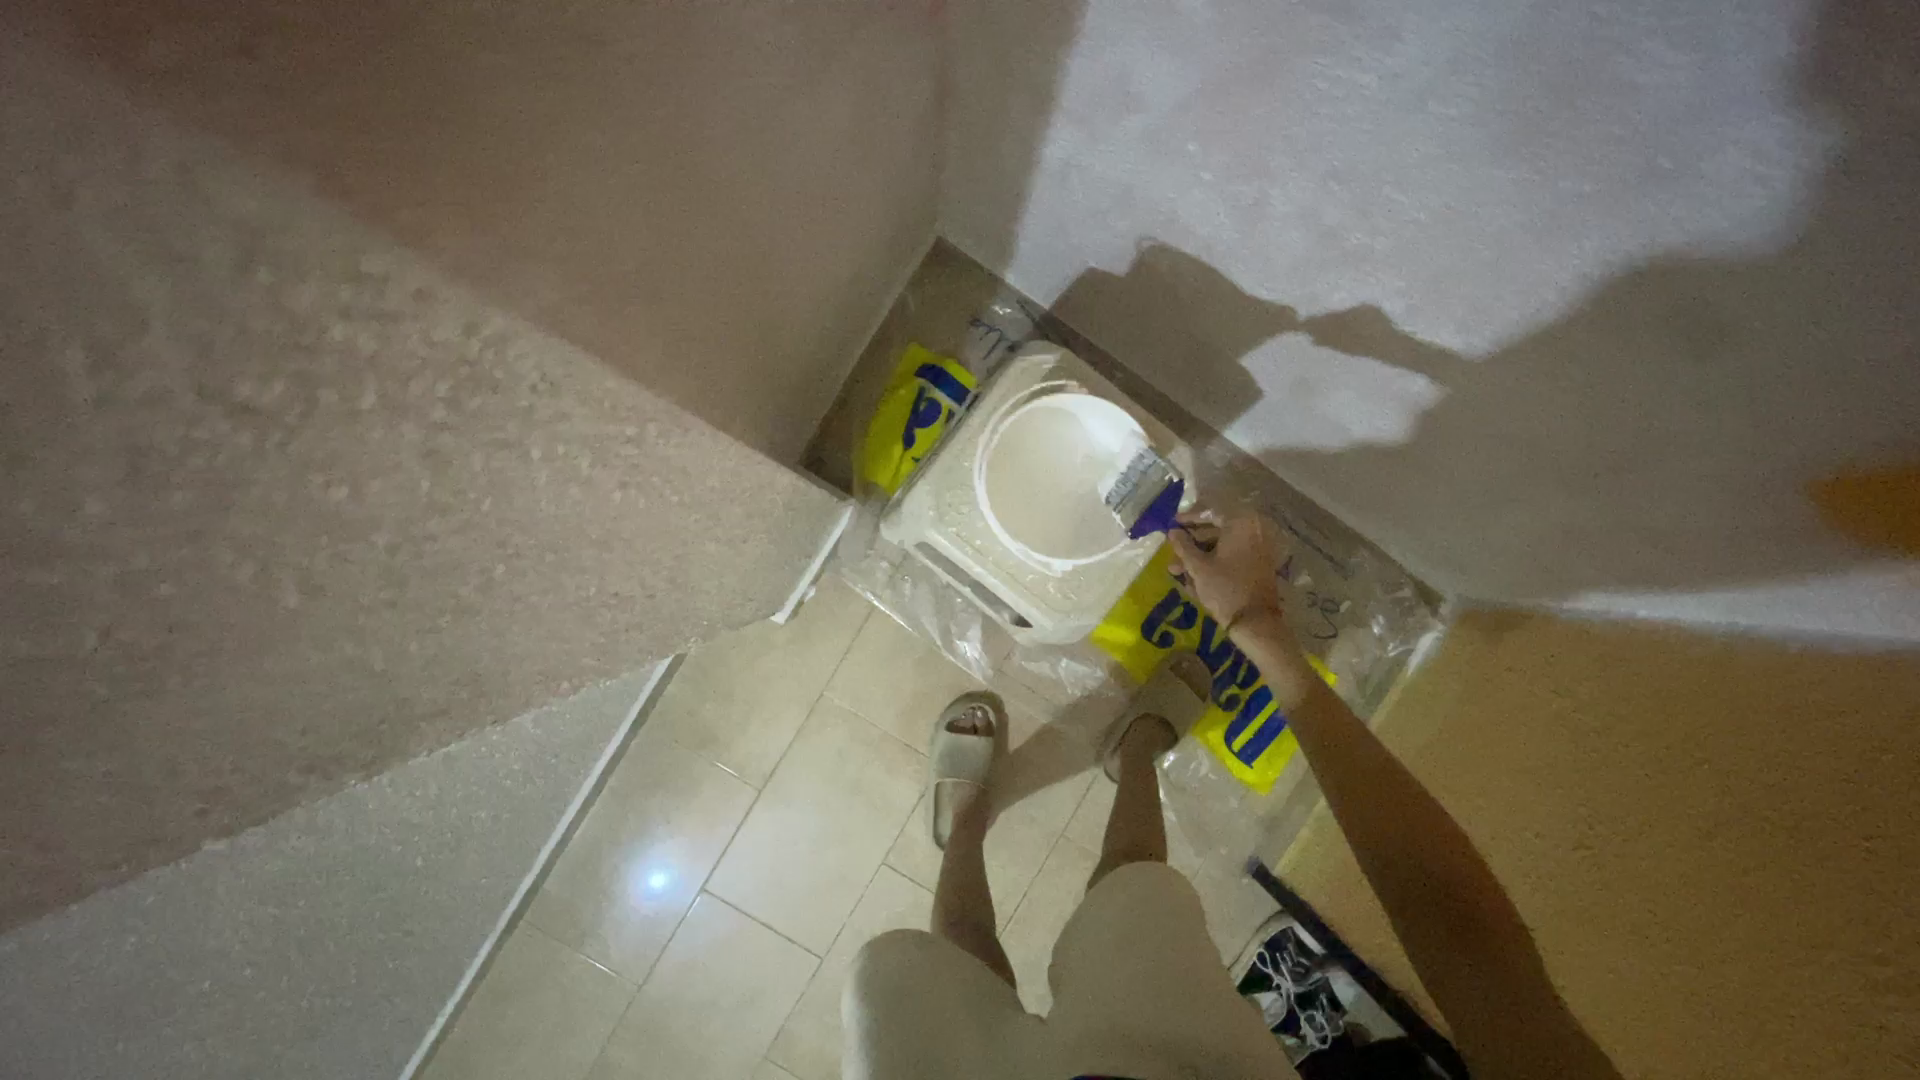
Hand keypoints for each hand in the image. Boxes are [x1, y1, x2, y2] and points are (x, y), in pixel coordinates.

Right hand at [1168, 512, 1317, 708]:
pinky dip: (1215, 561)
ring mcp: (1260, 547)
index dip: (1188, 517)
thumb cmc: (1225, 589)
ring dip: (1200, 553)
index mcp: (1241, 523)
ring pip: (1223, 543)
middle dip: (1192, 540)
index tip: (1171, 524)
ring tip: (1177, 569)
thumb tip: (1173, 531)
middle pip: (1217, 527)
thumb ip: (1183, 545)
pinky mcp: (1260, 563)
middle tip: (1173, 549)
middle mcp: (1254, 529)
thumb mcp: (1198, 567)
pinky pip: (1233, 554)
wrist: (1255, 623)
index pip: (1211, 510)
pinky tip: (1194, 575)